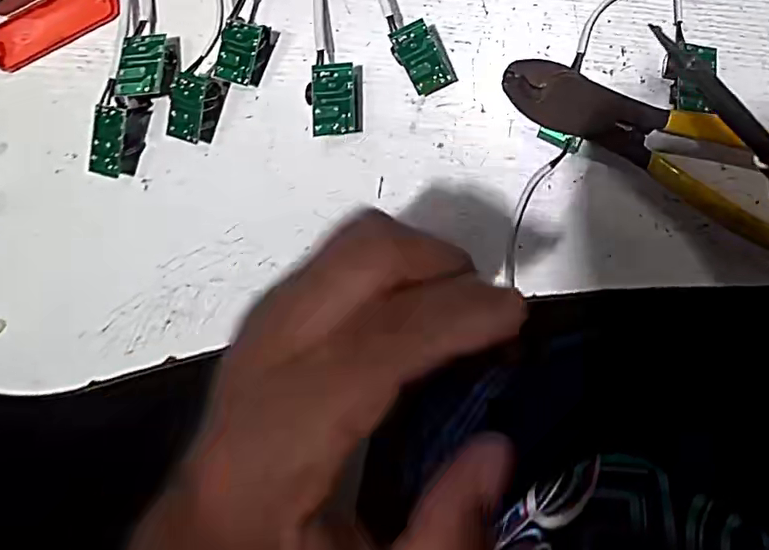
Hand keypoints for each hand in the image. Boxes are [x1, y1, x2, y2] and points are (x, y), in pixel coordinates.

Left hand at [133, 210, 525, 549]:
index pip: (372, 345)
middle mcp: (252, 373)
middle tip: (490, 308)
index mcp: (267, 452)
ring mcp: (251, 338)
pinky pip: (333, 264)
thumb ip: (442, 538)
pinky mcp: (261, 329)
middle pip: (353, 264)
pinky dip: (388, 266)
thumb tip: (498, 445)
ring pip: (343, 249)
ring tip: (458, 305)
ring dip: (415, 258)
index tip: (516, 314)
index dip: (454, 316)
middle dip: (438, 263)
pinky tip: (413, 311)